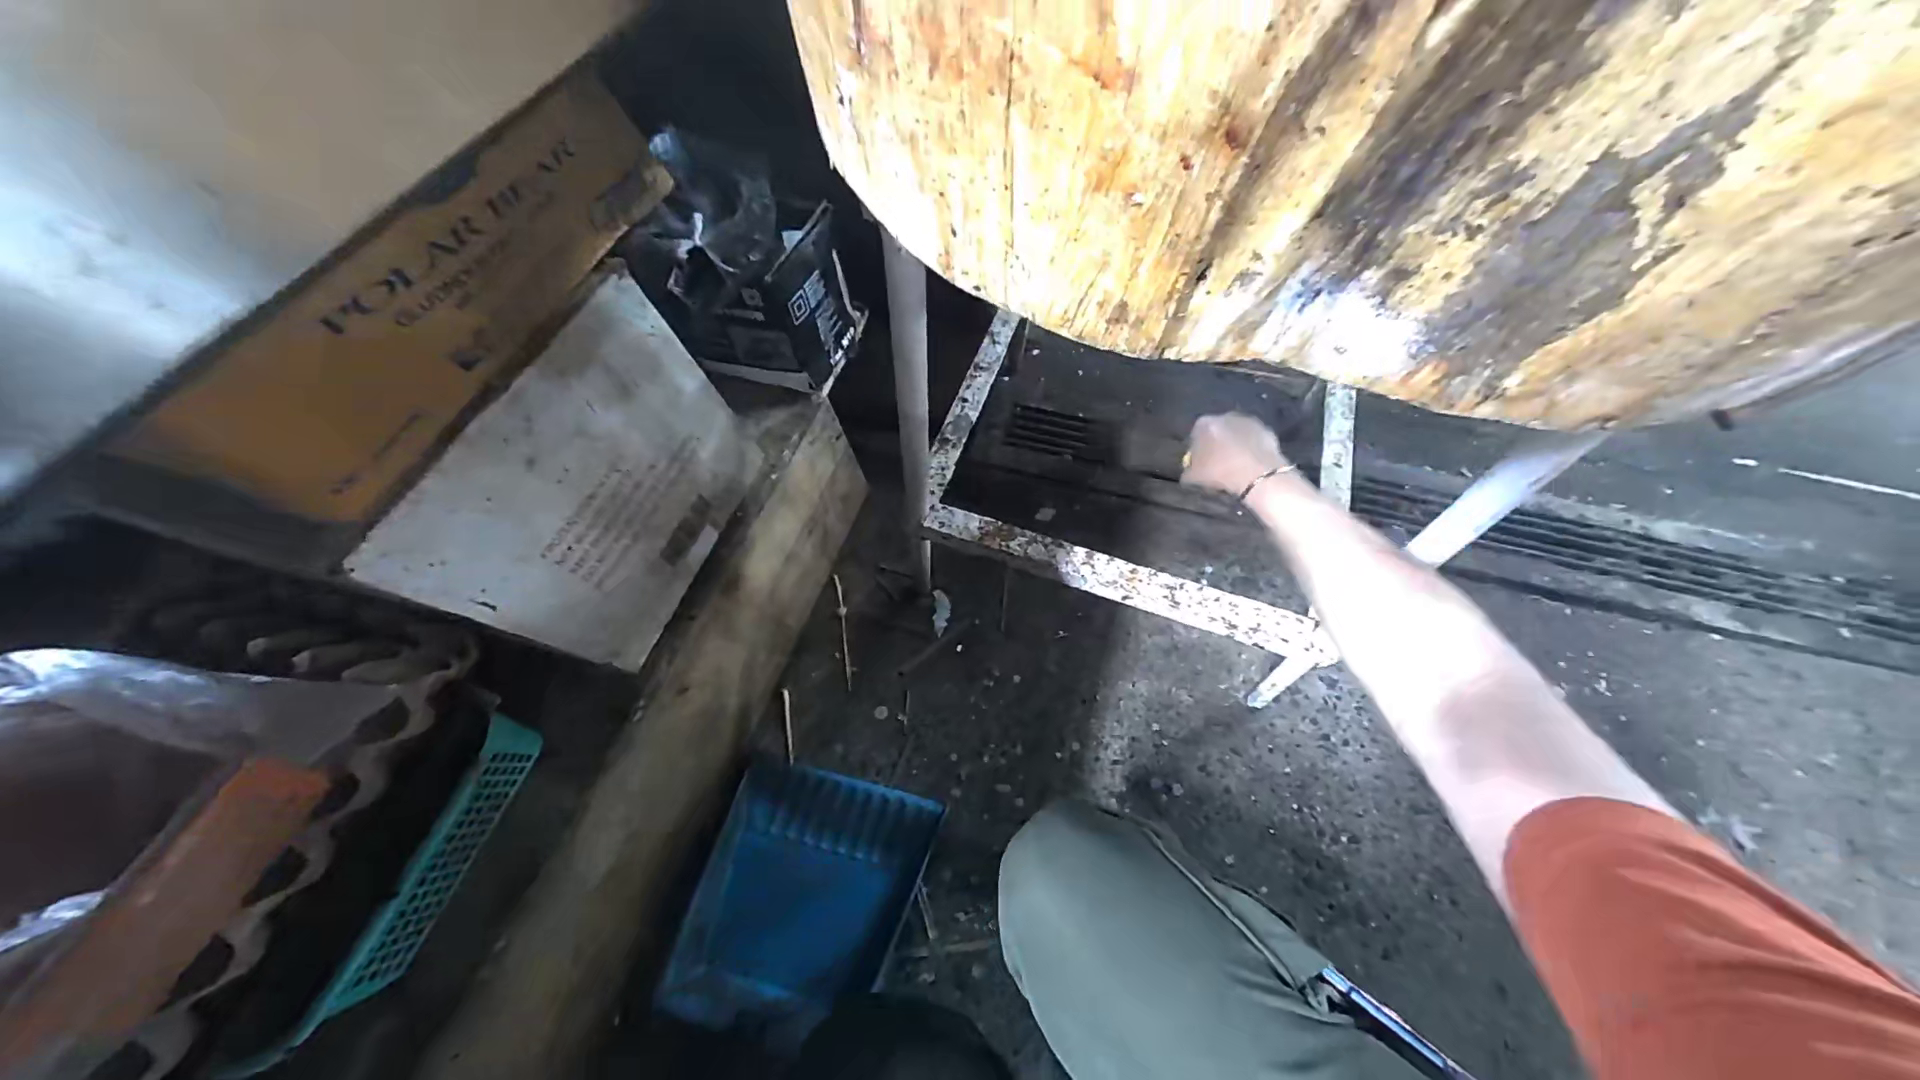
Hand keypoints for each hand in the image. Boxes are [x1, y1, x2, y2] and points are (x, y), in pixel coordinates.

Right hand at [1181, 413, 1290, 496]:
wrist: (1257, 475)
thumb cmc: (1220, 472)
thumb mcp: (1193, 477)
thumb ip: (1187, 471)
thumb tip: (1189, 471)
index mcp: (1204, 424)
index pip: (1195, 435)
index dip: (1196, 450)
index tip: (1199, 463)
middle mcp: (1225, 416)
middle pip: (1217, 431)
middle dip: (1216, 444)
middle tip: (1217, 463)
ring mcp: (1248, 421)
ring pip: (1236, 433)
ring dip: (1234, 444)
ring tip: (1235, 464)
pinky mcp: (1267, 430)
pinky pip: (1253, 439)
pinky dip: (1251, 448)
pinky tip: (1250, 463)